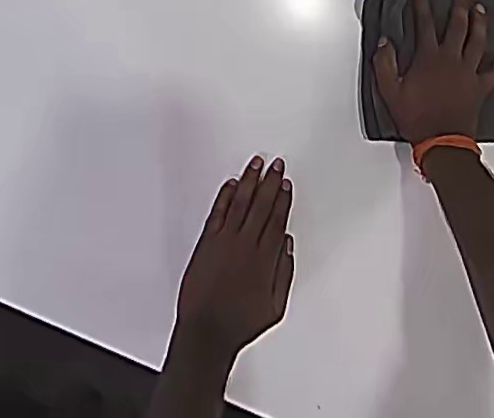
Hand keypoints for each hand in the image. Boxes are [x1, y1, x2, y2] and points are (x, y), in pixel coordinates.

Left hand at [171, 156, 294, 363]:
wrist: (207, 330)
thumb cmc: (239, 323)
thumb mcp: (274, 306)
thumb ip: (284, 273)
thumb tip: (286, 245)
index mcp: (264, 260)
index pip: (277, 220)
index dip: (283, 199)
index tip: (287, 183)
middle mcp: (245, 245)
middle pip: (262, 205)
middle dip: (271, 182)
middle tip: (277, 165)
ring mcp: (225, 240)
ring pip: (241, 202)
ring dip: (250, 180)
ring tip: (257, 163)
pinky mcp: (207, 241)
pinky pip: (218, 211)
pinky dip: (225, 195)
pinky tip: (231, 183)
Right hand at [373, 0, 493, 142]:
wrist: (441, 141)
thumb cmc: (415, 116)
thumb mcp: (389, 89)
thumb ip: (384, 63)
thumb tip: (384, 42)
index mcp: (428, 58)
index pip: (424, 24)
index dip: (422, 6)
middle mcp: (451, 60)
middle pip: (458, 27)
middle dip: (459, 7)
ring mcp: (468, 73)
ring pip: (478, 42)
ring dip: (480, 23)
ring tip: (481, 9)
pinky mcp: (480, 88)